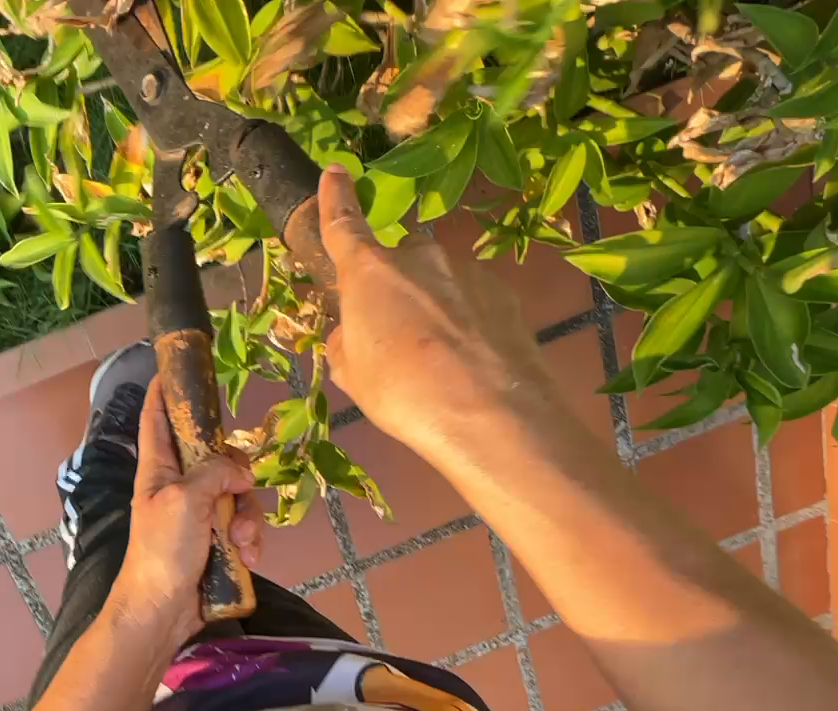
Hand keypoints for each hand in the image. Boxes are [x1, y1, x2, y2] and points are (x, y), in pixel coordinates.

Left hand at [104, 376, 261, 651]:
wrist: (162, 611)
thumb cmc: (162, 550)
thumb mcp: (185, 500)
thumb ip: (214, 472)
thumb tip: (240, 471)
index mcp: (159, 467)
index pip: (158, 416)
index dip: (166, 391)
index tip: (178, 368)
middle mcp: (178, 485)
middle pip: (216, 455)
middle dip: (236, 473)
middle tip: (239, 489)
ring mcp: (198, 514)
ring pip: (237, 494)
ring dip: (247, 516)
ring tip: (241, 540)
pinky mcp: (215, 540)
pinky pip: (243, 526)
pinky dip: (249, 540)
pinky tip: (247, 558)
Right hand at [316, 165, 553, 456]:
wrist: (487, 412)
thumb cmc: (401, 393)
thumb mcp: (353, 377)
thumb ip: (346, 344)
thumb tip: (351, 333)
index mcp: (369, 274)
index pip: (343, 225)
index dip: (335, 199)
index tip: (335, 172)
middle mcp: (418, 257)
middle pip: (397, 262)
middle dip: (393, 288)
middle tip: (395, 336)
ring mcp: (465, 271)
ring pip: (437, 282)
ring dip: (431, 308)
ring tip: (437, 360)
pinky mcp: (502, 292)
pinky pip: (471, 301)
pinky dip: (465, 322)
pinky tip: (469, 360)